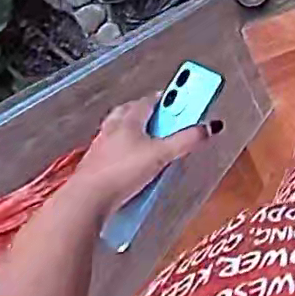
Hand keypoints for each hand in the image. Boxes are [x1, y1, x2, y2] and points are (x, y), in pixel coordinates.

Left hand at [62, 96, 215, 216]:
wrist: (85, 203)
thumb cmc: (121, 172)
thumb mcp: (162, 154)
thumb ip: (187, 140)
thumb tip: (209, 127)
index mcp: (128, 121)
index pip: (150, 100)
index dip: (167, 96)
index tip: (181, 93)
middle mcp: (111, 131)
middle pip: (129, 111)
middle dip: (147, 109)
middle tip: (165, 112)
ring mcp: (100, 149)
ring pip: (117, 130)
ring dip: (133, 129)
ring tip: (150, 137)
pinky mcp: (94, 167)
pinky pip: (111, 151)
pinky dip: (123, 149)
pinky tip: (133, 161)